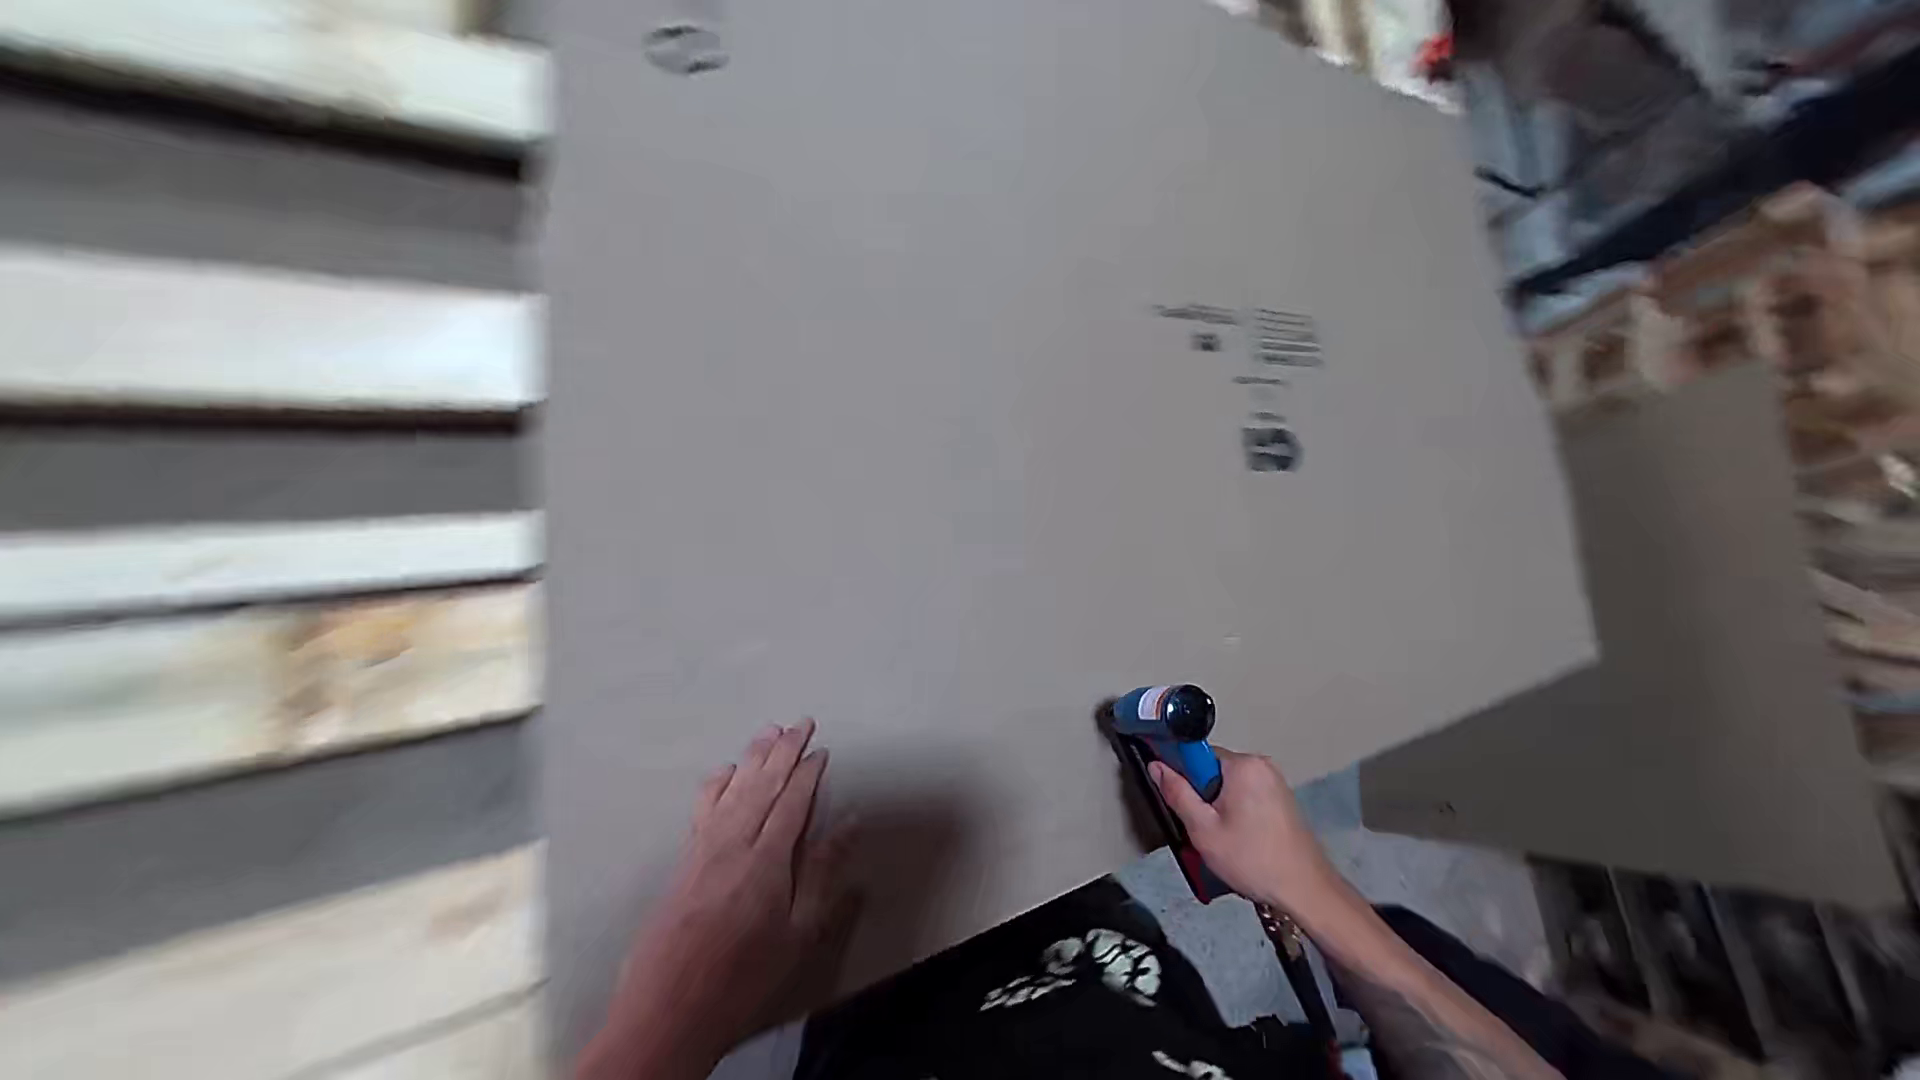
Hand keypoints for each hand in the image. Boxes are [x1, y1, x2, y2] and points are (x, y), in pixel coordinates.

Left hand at [579, 719, 858, 1079]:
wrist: (667, 1009)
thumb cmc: (745, 974)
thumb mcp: (799, 932)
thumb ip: (823, 872)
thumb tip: (848, 823)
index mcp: (766, 858)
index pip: (792, 800)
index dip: (809, 772)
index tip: (822, 751)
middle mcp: (734, 841)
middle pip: (763, 783)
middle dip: (785, 750)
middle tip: (802, 723)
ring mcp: (704, 846)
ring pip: (734, 787)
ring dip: (754, 756)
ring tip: (770, 731)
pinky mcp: (684, 858)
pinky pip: (703, 806)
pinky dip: (718, 782)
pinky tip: (727, 771)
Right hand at [1148, 747, 1347, 920]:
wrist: (1307, 893)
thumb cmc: (1254, 860)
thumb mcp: (1203, 829)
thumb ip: (1176, 793)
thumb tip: (1156, 766)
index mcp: (1244, 765)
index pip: (1196, 753)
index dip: (1181, 774)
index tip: (1177, 796)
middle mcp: (1261, 765)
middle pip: (1212, 769)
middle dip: (1201, 794)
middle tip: (1202, 825)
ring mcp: (1275, 782)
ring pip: (1227, 784)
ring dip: (1217, 805)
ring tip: (1222, 836)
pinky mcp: (1282, 799)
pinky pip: (1244, 794)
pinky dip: (1235, 811)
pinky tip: (1238, 838)